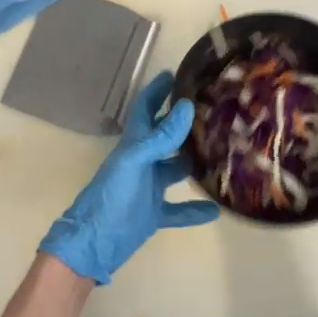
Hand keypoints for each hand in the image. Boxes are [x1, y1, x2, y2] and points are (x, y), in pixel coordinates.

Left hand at [38, 72, 221, 284]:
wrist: (94, 242)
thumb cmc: (111, 196)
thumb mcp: (135, 162)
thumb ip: (160, 137)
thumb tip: (187, 107)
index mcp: (134, 145)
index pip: (145, 109)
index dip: (157, 91)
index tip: (176, 74)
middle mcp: (143, 162)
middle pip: (165, 137)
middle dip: (184, 124)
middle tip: (212, 111)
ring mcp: (149, 188)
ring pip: (175, 170)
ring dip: (194, 163)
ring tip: (222, 154)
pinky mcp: (154, 214)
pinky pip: (179, 210)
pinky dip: (195, 209)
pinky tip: (217, 208)